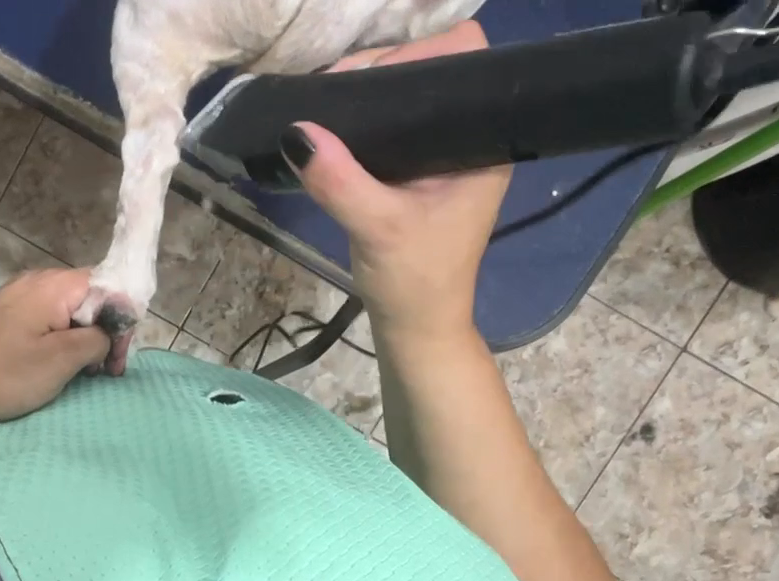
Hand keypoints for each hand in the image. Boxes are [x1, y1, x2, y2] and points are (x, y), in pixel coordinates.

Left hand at [0, 269, 110, 424]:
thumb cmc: (4, 375)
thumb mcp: (60, 360)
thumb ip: (97, 339)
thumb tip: (107, 333)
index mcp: (53, 286)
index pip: (107, 287)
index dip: (121, 322)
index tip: (117, 360)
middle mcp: (35, 282)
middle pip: (87, 298)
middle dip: (102, 333)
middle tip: (104, 372)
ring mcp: (16, 298)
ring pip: (66, 312)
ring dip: (80, 340)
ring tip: (81, 373)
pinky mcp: (3, 317)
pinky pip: (44, 321)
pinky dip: (58, 341)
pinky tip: (53, 366)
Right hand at [279, 21, 510, 347]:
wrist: (415, 328)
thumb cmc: (414, 282)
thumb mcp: (377, 230)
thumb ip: (340, 182)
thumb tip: (296, 134)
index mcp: (481, 138)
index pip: (462, 57)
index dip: (416, 54)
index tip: (366, 80)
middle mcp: (464, 136)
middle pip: (426, 72)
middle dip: (378, 73)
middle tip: (332, 93)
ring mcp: (436, 155)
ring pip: (401, 101)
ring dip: (362, 100)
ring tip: (324, 109)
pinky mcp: (411, 174)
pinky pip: (385, 132)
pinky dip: (357, 127)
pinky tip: (331, 133)